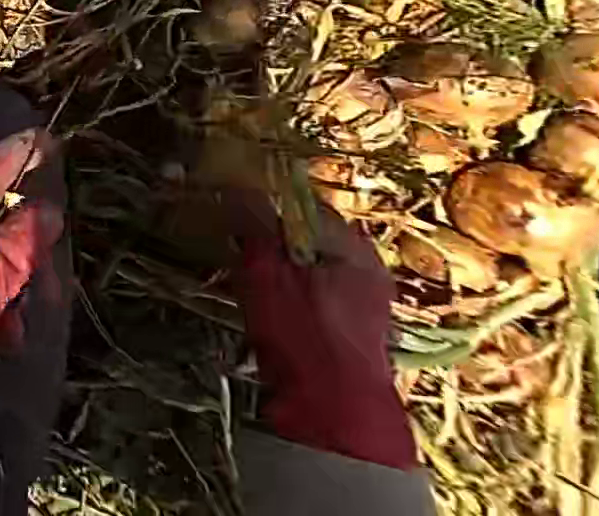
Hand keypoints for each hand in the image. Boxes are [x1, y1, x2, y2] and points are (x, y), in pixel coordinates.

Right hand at [235, 203, 417, 469]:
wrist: (331, 412)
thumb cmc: (300, 329)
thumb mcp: (265, 269)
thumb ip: (254, 225)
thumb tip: (236, 187)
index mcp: (355, 249)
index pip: (302, 205)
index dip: (264, 201)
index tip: (232, 204)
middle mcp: (367, 269)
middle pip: (306, 235)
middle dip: (268, 233)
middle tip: (233, 236)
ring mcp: (363, 301)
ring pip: (306, 262)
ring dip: (274, 260)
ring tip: (242, 267)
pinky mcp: (349, 327)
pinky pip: (311, 288)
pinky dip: (286, 285)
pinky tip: (261, 296)